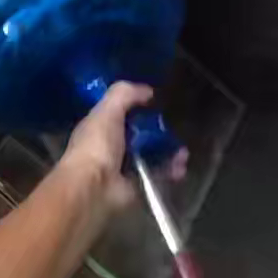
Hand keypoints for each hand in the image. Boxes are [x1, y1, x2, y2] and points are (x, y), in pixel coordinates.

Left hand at [56, 82, 185, 213]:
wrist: (94, 187)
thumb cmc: (97, 144)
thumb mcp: (107, 111)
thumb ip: (125, 94)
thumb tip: (148, 90)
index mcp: (98, 124)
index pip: (118, 110)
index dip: (135, 104)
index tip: (156, 100)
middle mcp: (109, 144)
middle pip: (137, 133)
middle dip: (157, 130)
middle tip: (174, 126)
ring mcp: (123, 166)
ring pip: (150, 153)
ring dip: (168, 150)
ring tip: (182, 149)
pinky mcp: (136, 184)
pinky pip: (157, 174)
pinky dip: (170, 169)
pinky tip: (181, 164)